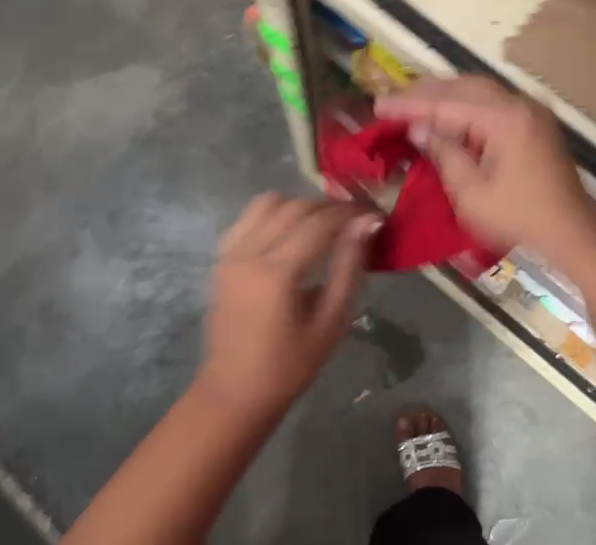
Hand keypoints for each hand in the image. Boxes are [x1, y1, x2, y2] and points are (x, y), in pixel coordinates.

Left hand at [196, 194, 380, 417]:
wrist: (234, 392)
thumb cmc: (290, 366)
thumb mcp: (331, 321)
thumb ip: (349, 267)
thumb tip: (368, 223)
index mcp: (277, 274)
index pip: (320, 222)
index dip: (350, 213)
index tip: (374, 215)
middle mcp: (249, 254)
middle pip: (295, 206)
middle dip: (328, 207)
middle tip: (354, 220)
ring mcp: (230, 253)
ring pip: (268, 202)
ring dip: (299, 205)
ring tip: (321, 225)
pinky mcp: (221, 258)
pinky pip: (249, 217)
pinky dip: (273, 214)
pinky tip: (290, 233)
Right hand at [376, 77, 595, 266]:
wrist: (573, 237)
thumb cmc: (519, 220)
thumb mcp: (471, 194)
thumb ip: (444, 153)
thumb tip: (420, 127)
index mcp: (505, 118)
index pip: (447, 103)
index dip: (410, 104)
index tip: (378, 105)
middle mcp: (521, 104)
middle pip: (465, 86)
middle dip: (426, 92)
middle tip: (392, 101)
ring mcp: (532, 112)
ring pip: (481, 90)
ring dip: (446, 95)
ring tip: (413, 104)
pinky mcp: (536, 125)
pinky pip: (495, 102)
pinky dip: (467, 104)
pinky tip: (448, 115)